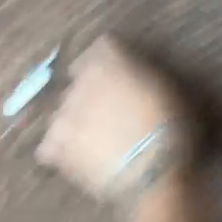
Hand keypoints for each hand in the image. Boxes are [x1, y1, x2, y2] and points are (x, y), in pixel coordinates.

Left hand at [35, 36, 189, 202]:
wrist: (151, 175)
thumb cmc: (171, 130)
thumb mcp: (168, 90)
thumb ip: (142, 73)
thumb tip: (128, 66)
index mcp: (108, 65)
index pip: (102, 46)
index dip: (114, 58)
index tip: (125, 71)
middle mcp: (78, 84)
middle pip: (81, 79)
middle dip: (93, 90)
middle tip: (114, 109)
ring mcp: (62, 117)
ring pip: (64, 110)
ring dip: (78, 118)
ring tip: (99, 137)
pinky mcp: (55, 149)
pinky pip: (50, 144)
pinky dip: (62, 148)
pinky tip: (81, 156)